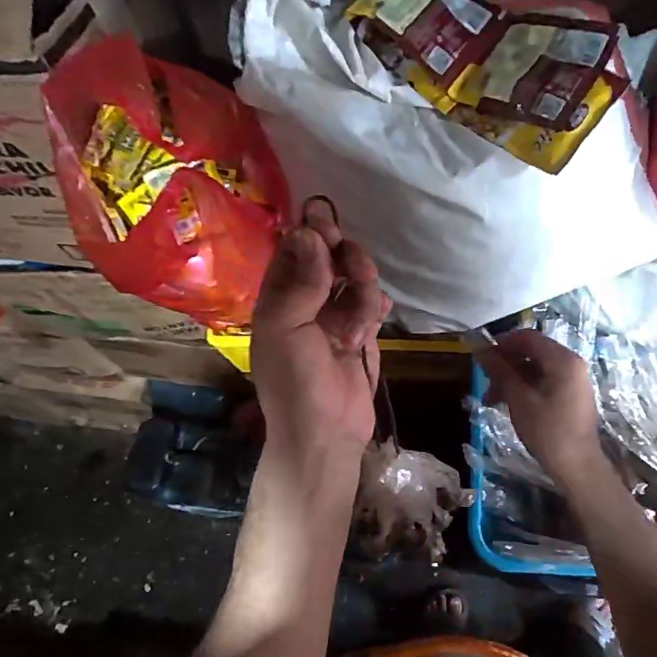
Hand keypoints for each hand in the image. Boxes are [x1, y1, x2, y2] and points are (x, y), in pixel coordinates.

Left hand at [251, 198, 390, 455]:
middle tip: (357, 267)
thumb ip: (301, 282)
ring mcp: (334, 320)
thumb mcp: (286, 328)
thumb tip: (307, 231)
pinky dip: (376, 307)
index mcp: (278, 300)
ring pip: (355, 281)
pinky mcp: (360, 336)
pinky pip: (371, 306)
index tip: (328, 221)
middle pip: (330, 260)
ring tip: (361, 321)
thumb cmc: (295, 383)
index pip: (295, 252)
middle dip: (346, 259)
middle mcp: (305, 304)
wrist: (325, 434)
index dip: (312, 234)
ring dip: (363, 292)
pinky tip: (379, 316)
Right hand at [475, 329, 604, 484]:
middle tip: (484, 379)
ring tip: (492, 397)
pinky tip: (507, 402)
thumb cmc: (547, 431)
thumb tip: (480, 350)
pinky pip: (544, 380)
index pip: (528, 337)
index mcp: (563, 360)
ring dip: (512, 377)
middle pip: (532, 352)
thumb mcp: (519, 398)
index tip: (480, 354)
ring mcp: (573, 379)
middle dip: (506, 363)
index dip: (502, 342)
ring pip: (536, 368)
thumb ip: (500, 371)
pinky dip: (524, 386)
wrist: (577, 465)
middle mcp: (571, 364)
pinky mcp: (571, 394)